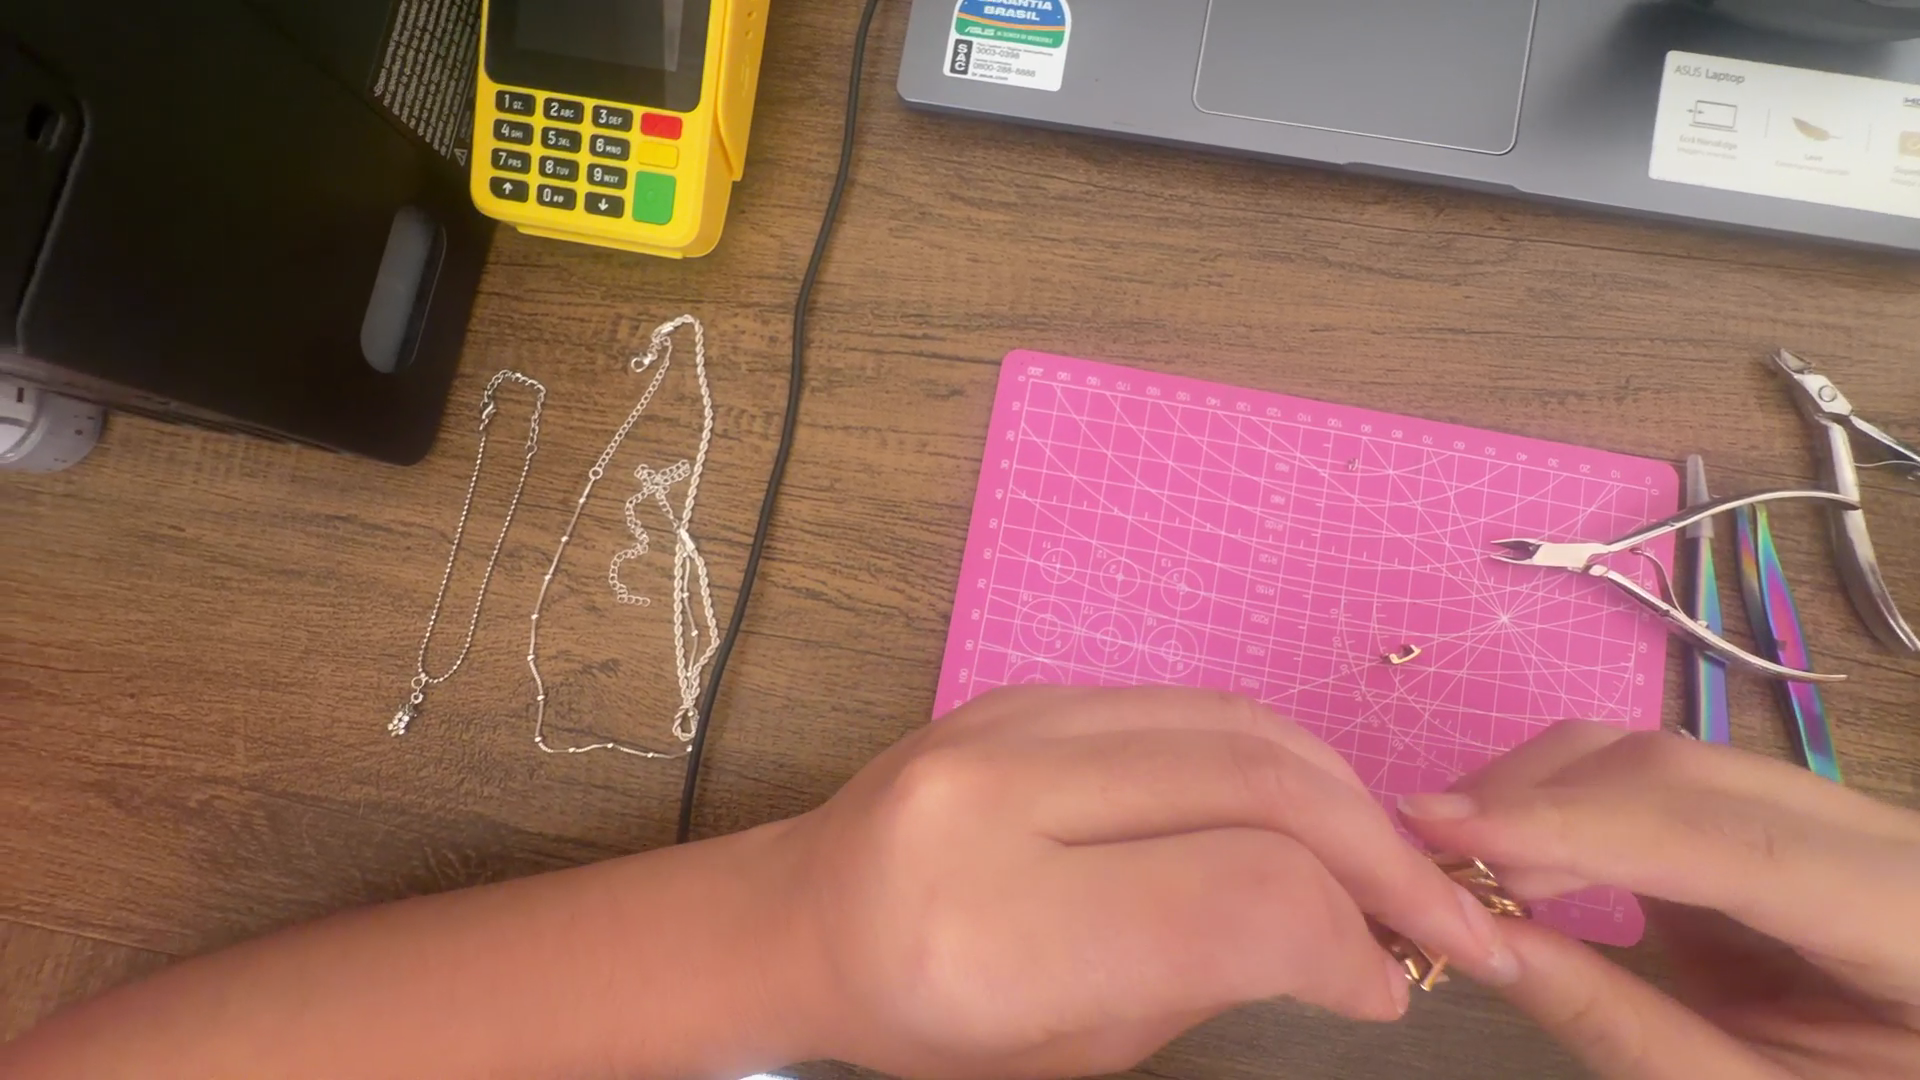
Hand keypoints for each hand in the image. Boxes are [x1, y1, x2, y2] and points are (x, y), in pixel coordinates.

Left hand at [776, 686, 1518, 1079]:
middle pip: (1249, 780)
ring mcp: (1005, 719)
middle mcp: (999, 796)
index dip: (1350, 936)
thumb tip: (1349, 938)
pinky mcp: (1020, 690)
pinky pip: (1176, 705)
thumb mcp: (1068, 1045)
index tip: (1392, 979)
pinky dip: (1260, 752)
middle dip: (1372, 846)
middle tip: (1432, 911)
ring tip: (1376, 854)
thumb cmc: (925, 1014)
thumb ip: (1208, 974)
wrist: (809, 907)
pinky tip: (1289, 803)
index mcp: (995, 925)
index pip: (1241, 896)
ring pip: (1226, 721)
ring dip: (1329, 784)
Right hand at [1400, 721, 1919, 1079]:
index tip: (1437, 826)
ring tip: (1467, 849)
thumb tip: (1472, 938)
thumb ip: (1616, 1025)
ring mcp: (1819, 817)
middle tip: (1437, 847)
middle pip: (1675, 771)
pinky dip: (1555, 799)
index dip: (1570, 827)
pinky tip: (1514, 843)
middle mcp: (1885, 842)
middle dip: (1538, 800)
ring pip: (1646, 753)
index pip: (1724, 842)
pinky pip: (1637, 776)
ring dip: (1536, 789)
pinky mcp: (1756, 820)